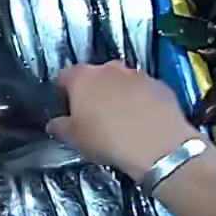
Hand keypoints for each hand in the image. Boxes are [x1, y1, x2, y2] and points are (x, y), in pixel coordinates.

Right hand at [49, 63, 198, 178]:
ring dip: (117, 93)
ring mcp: (138, 75)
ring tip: (118, 117)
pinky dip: (140, 100)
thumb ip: (59, 126)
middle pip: (94, 74)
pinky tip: (140, 120)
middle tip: (91, 113)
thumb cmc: (107, 138)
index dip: (62, 90)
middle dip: (92, 89)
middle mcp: (109, 69)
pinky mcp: (161, 86)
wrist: (158, 146)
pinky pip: (143, 90)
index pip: (64, 75)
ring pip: (120, 80)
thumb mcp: (73, 137)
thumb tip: (54, 124)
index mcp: (82, 77)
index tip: (65, 105)